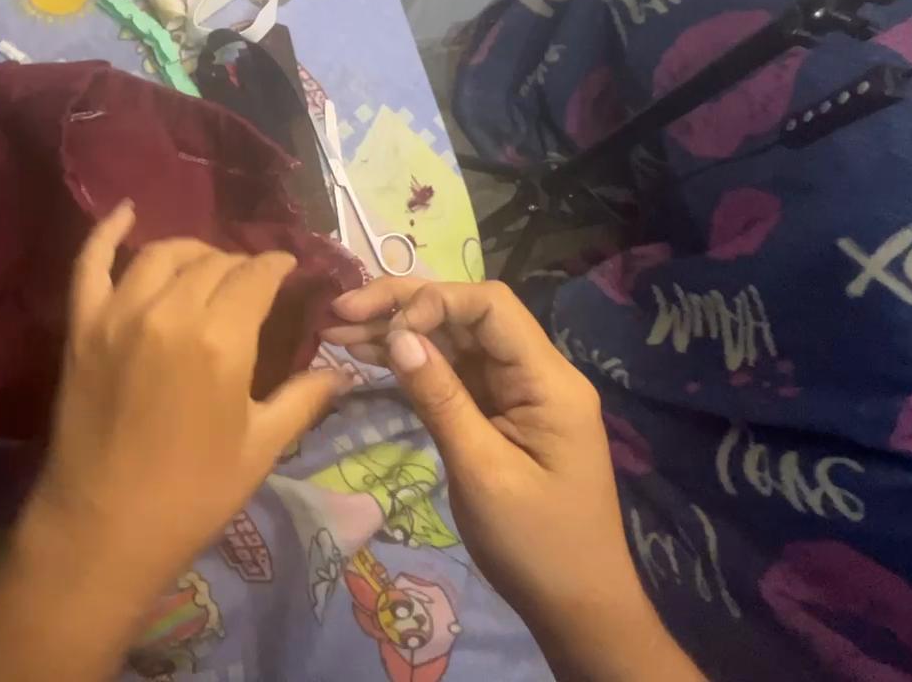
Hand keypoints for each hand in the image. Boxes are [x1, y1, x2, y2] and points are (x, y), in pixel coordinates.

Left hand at [22, 200, 349, 594]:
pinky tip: (125, 211)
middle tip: (251, 283)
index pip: (256, 277)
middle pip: (213, 262)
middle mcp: (170, 311)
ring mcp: (119, 313)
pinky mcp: (82, 323)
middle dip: (240, 266)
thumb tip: (344, 369)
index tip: (287, 270)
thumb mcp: (262, 447)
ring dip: (193, 251)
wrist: (105, 526)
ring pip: (162, 253)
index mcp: (221, 340)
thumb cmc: (193, 493)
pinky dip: (107, 231)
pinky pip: (91, 261)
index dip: (276, 268)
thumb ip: (304, 397)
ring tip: (207, 265)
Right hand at [322, 279, 701, 681]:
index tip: (385, 329)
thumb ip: (440, 397)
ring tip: (335, 332)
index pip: (489, 306)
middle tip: (340, 312)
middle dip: (402, 306)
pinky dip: (407, 362)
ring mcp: (512, 391)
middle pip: (463, 314)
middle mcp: (532, 373)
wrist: (576, 610)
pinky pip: (447, 370)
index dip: (432, 301)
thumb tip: (397, 335)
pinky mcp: (493, 410)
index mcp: (547, 381)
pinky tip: (364, 356)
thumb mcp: (482, 470)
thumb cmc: (536, 544)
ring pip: (449, 339)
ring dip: (394, 331)